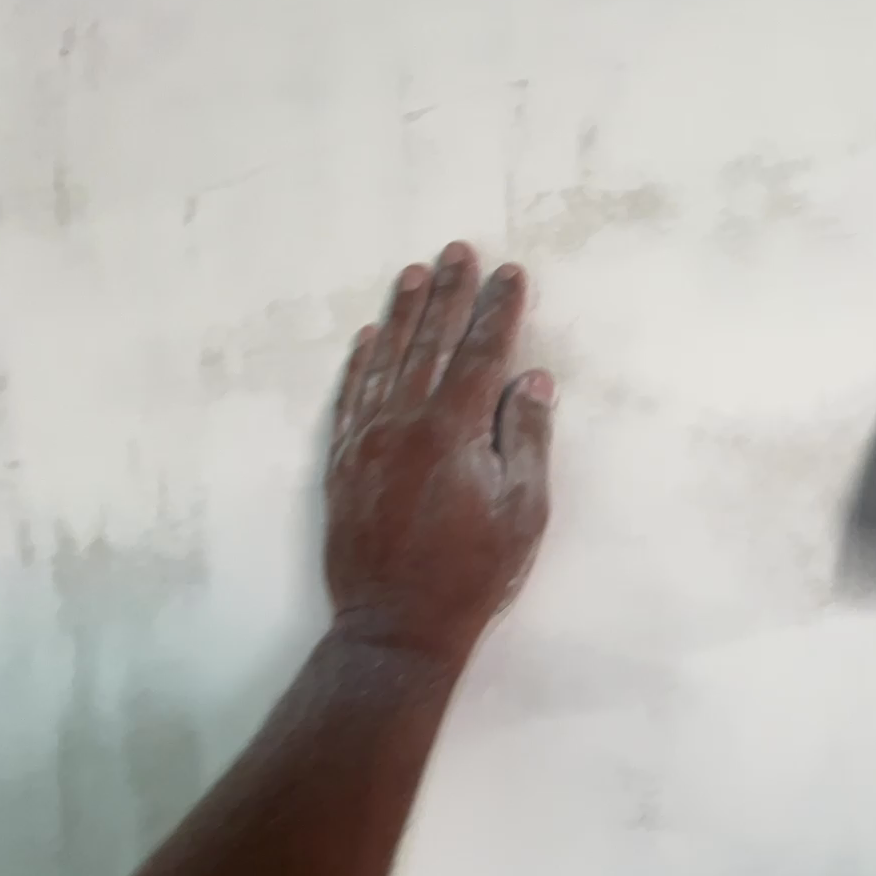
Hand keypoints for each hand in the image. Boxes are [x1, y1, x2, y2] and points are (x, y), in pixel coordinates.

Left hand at [325, 242, 554, 656]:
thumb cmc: (474, 571)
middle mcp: (405, 422)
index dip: (498, 311)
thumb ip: (526, 439)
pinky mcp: (343, 461)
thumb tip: (532, 380)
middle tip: (458, 251)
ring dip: (402, 314)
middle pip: (430, 343)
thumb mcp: (524, 511)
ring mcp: (367, 439)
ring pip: (386, 360)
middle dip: (449, 294)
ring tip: (413, 273)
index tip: (510, 274)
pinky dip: (359, 362)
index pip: (481, 354)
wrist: (396, 624)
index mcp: (455, 430)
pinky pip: (350, 396)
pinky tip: (366, 337)